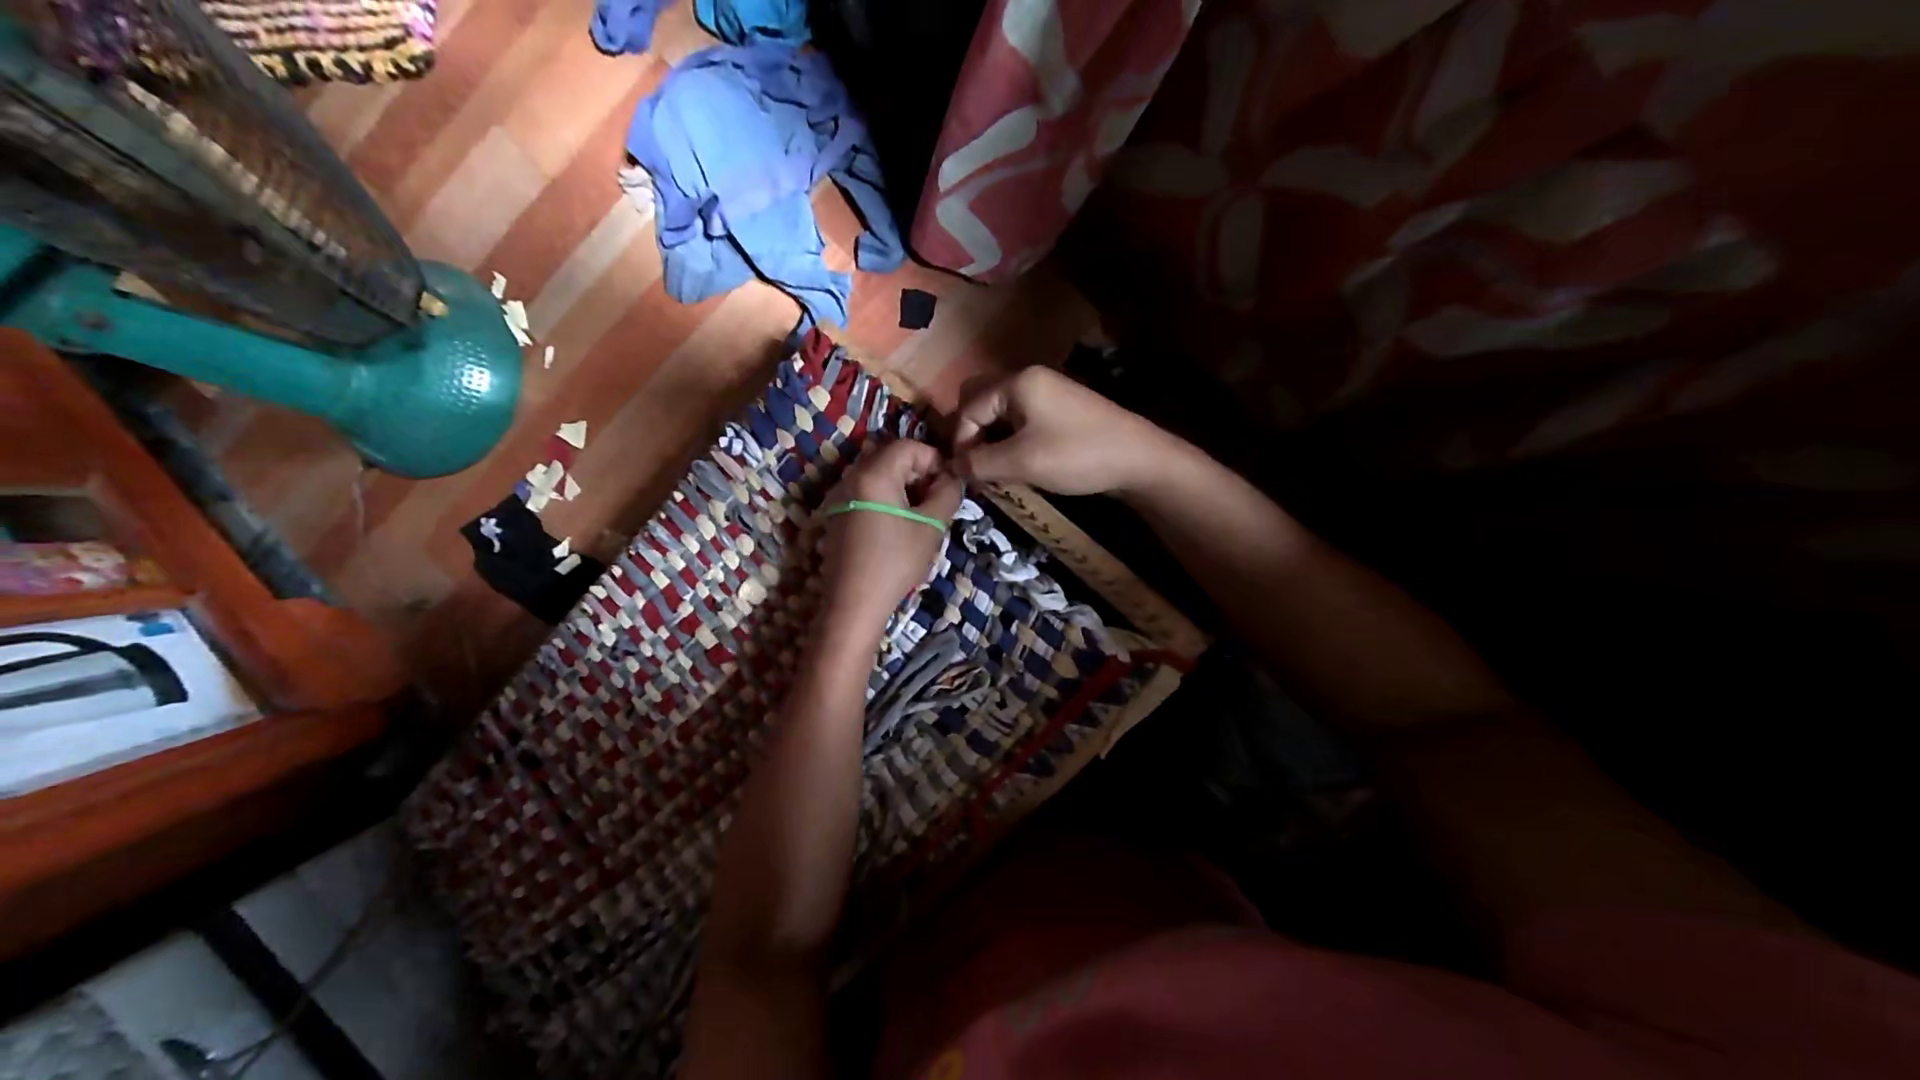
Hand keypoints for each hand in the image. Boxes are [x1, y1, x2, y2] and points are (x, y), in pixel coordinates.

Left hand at [816, 439, 962, 634]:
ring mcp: (838, 496)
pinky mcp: (835, 515)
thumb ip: (947, 494)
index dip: (934, 460)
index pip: (908, 446)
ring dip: (902, 485)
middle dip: (918, 471)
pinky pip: (864, 492)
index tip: (949, 484)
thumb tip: (952, 479)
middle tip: (936, 498)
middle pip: (889, 457)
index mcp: (874, 473)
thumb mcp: (931, 527)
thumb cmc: (895, 561)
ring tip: (920, 513)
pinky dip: (884, 498)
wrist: (853, 602)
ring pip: (876, 475)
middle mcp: (851, 477)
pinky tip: (897, 526)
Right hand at [951, 367, 1182, 496]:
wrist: (1139, 459)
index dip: (960, 442)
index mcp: (1017, 382)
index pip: (968, 408)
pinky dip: (1011, 438)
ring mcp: (1048, 392)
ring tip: (993, 469)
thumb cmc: (1076, 455)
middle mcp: (1029, 378)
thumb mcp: (1021, 462)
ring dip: (991, 438)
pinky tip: (1016, 463)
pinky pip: (1021, 418)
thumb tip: (952, 467)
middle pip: (981, 401)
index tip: (962, 474)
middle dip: (972, 434)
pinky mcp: (1061, 409)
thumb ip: (979, 463)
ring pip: (1001, 411)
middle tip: (974, 466)